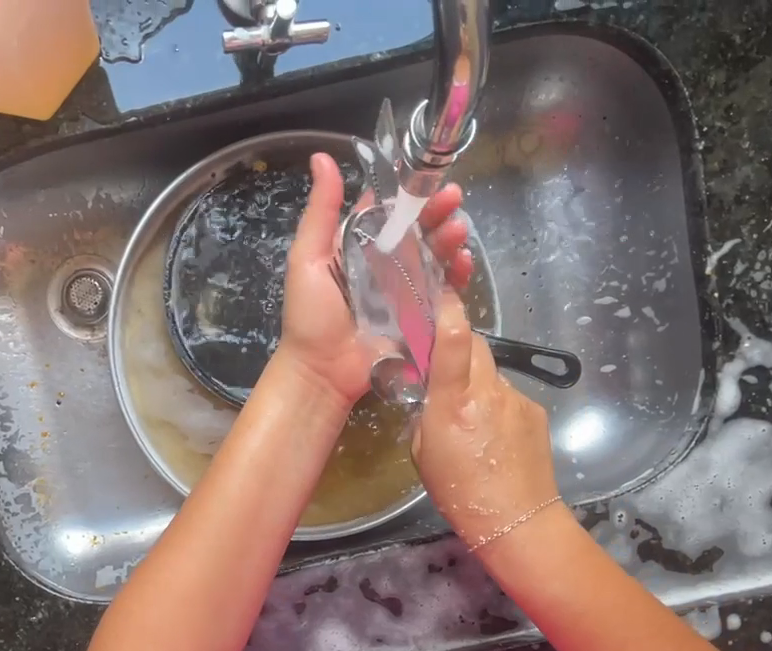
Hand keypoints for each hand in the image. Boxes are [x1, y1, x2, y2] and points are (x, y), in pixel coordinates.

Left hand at [269, 152, 474, 409]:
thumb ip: (321, 212)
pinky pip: (443, 291)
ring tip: (458, 231)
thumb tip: (322, 157)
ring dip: (450, 238)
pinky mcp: (419, 317)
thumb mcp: (307, 260)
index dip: (408, 192)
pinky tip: (463, 261)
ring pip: (435, 256)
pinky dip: (457, 274)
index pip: (388, 210)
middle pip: (417, 230)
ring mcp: (403, 291)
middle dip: (437, 212)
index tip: (427, 176)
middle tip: (452, 199)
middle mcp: (383, 265)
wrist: (321, 372)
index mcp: (357, 247)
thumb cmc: (310, 318)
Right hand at [412, 290, 564, 549]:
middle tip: (447, 374)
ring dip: (478, 387)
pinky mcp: (535, 411)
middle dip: (460, 350)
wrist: (517, 519)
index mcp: (453, 405)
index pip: (454, 343)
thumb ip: (424, 417)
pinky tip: (495, 439)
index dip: (448, 315)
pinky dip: (497, 408)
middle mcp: (488, 393)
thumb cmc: (459, 493)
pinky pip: (508, 397)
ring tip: (473, 426)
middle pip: (477, 348)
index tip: (443, 296)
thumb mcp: (422, 455)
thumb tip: (431, 396)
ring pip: (491, 375)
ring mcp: (517, 400)